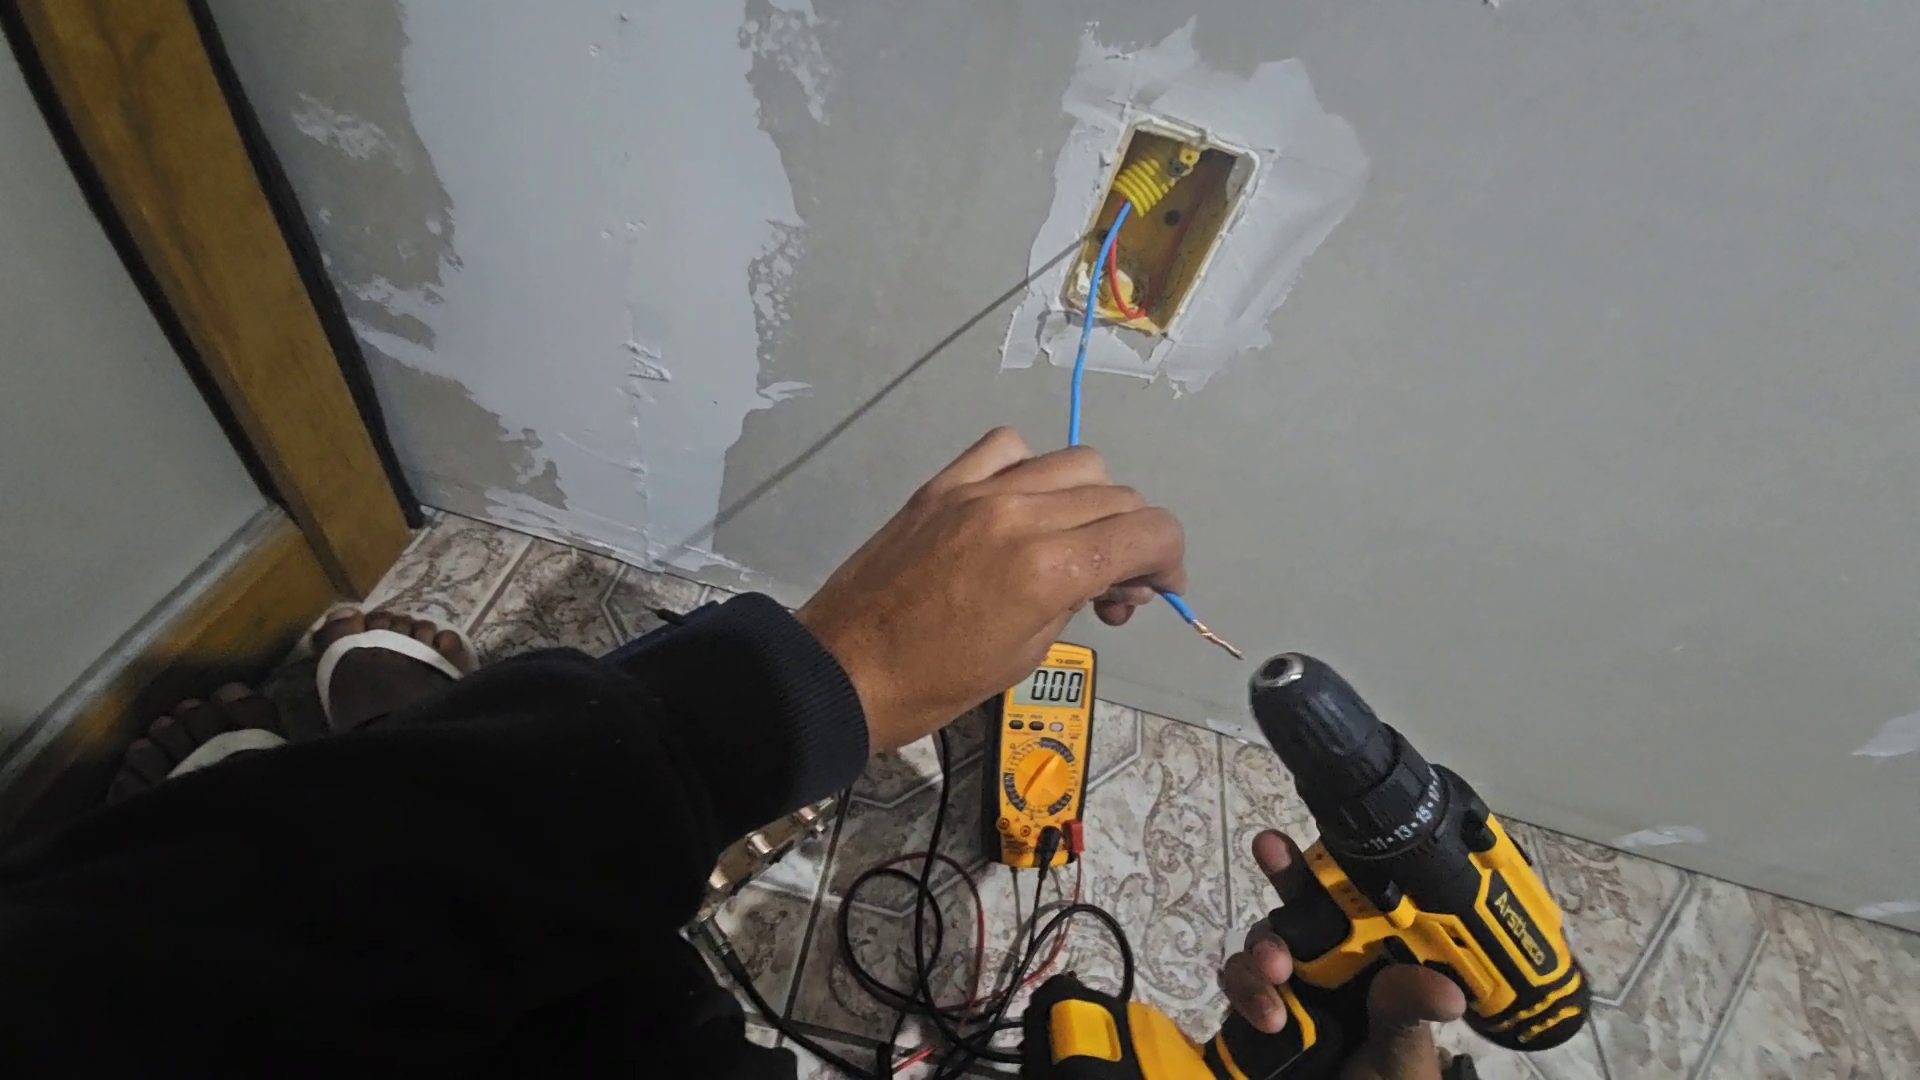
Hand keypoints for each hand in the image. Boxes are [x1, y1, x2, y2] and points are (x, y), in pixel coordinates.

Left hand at [796, 427, 1184, 752]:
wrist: (844, 669)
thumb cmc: (938, 684)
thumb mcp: (1027, 653)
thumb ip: (1078, 597)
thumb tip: (1111, 574)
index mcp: (1048, 568)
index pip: (1150, 531)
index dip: (1171, 558)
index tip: (1160, 587)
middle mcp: (1021, 514)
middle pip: (1118, 495)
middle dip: (1134, 538)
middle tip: (1113, 584)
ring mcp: (978, 490)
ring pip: (1074, 462)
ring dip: (1092, 501)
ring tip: (1071, 541)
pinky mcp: (943, 483)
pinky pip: (1007, 446)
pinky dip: (1031, 470)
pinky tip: (1021, 505)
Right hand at [1222, 830, 1467, 1079]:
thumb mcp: (1407, 1058)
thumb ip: (1407, 1016)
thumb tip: (1444, 988)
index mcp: (1371, 960)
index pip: (1353, 899)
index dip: (1335, 861)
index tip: (1340, 833)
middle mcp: (1326, 961)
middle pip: (1298, 901)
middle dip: (1282, 867)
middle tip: (1270, 847)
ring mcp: (1287, 983)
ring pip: (1263, 939)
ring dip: (1264, 947)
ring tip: (1275, 973)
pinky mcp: (1253, 1006)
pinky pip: (1236, 980)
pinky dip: (1246, 991)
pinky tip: (1268, 1017)